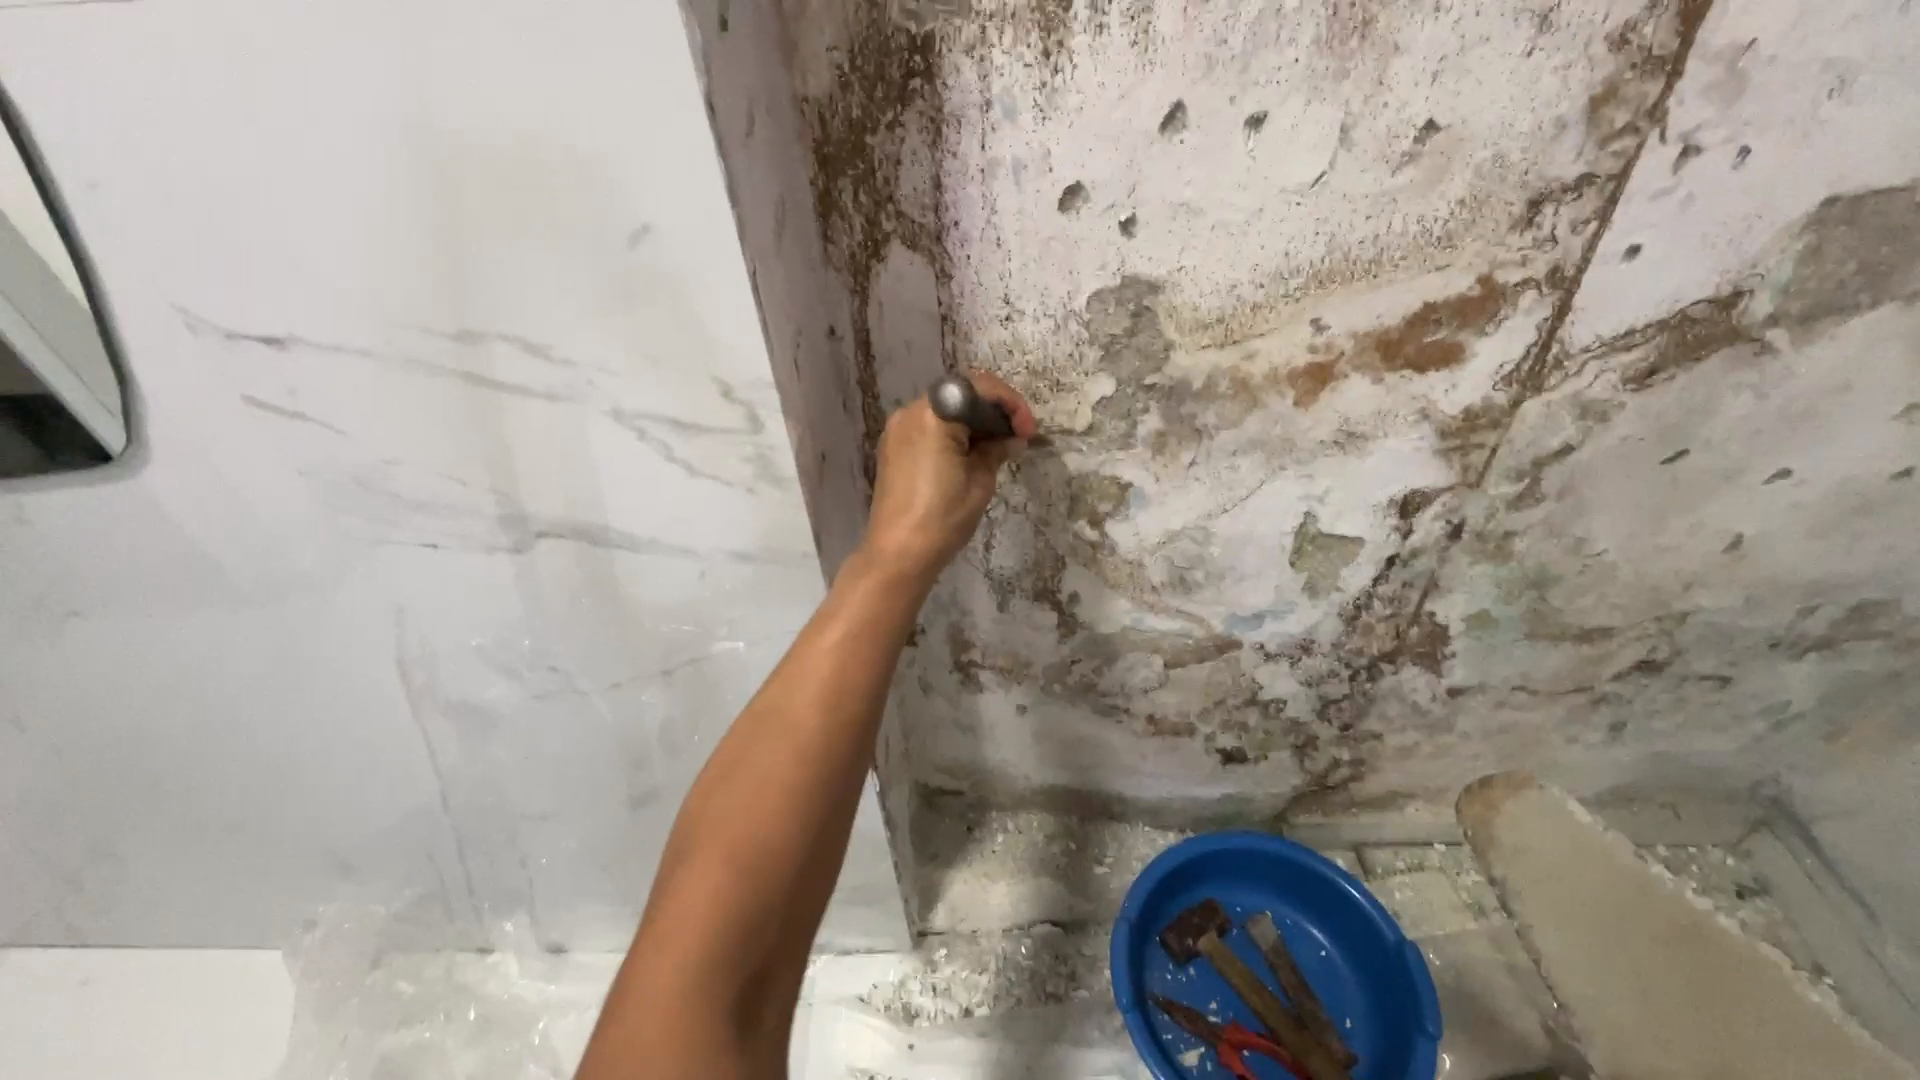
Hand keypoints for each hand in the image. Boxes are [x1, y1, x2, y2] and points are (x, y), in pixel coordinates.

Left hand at [860, 371, 1035, 585]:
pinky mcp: (893, 448)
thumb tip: (1011, 439)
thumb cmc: (942, 517)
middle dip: (991, 410)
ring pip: (944, 410)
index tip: (1027, 431)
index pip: (979, 387)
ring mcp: (897, 429)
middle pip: (959, 394)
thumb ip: (996, 451)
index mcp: (933, 415)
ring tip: (996, 448)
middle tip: (1016, 436)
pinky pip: (928, 427)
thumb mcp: (980, 482)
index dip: (1009, 403)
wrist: (898, 553)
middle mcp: (910, 412)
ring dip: (972, 422)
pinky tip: (970, 455)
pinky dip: (952, 433)